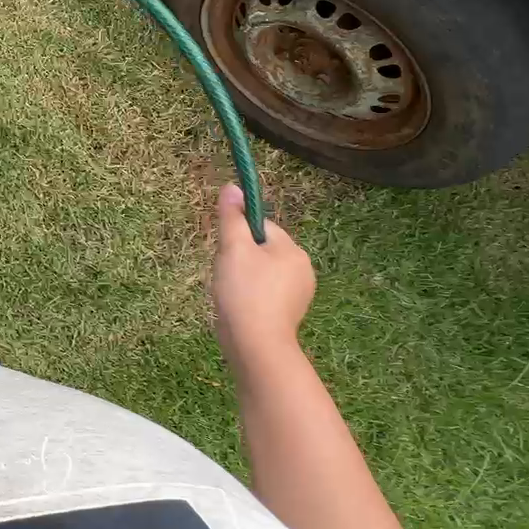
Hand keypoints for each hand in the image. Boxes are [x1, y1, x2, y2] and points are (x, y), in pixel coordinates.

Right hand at [211, 183, 314, 362]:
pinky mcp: (288, 310)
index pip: (260, 227)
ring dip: (241, 274)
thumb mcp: (232, 248)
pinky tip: (238, 302)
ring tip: (230, 289)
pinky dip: (249, 292)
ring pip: (260, 269)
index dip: (237, 235)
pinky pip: (264, 289)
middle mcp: (303, 268)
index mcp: (293, 251)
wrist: (256, 342)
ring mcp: (298, 292)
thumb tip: (233, 187)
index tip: (225, 252)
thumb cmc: (244, 290)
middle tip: (226, 272)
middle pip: (260, 247)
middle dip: (238, 256)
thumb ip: (231, 216)